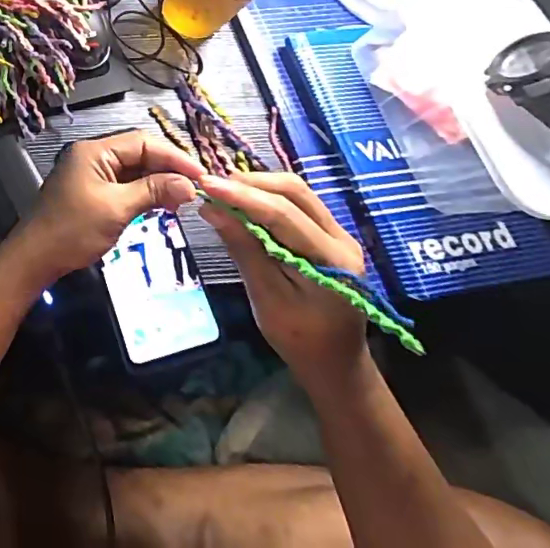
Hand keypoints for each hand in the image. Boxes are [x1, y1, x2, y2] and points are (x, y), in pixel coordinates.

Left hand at [5, 130, 204, 282]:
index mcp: (95, 151)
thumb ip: (153, 191)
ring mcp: (94, 174)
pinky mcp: (95, 192)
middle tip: (196, 189)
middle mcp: (94, 156)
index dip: (174, 156)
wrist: (36, 257)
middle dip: (169, 169)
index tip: (200, 175)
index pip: (143, 142)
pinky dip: (146, 193)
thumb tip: (188, 184)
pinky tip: (164, 205)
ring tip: (183, 200)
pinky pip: (127, 185)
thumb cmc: (73, 230)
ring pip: (136, 170)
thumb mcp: (116, 209)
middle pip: (140, 153)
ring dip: (160, 182)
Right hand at [199, 171, 369, 376]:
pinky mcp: (329, 236)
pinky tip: (245, 202)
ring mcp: (339, 234)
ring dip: (259, 186)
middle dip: (252, 183)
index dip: (242, 195)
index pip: (283, 213)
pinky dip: (269, 198)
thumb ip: (243, 249)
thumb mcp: (266, 299)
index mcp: (331, 259)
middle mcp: (342, 238)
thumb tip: (212, 209)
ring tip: (224, 190)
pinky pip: (298, 204)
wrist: (337, 365)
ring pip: (297, 193)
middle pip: (295, 192)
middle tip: (213, 184)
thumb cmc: (300, 341)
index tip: (207, 184)